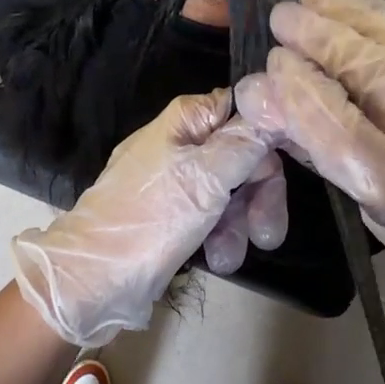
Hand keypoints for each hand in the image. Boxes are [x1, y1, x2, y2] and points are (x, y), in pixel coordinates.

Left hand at [11, 89, 285, 346]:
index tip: (291, 168)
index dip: (270, 138)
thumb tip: (273, 106)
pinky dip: (220, 235)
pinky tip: (219, 260)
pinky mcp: (172, 211)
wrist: (93, 277)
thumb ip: (245, 142)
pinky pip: (210, 213)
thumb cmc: (150, 217)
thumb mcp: (206, 177)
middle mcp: (182, 139)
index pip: (243, 111)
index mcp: (187, 118)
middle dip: (258, 194)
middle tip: (266, 234)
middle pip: (242, 153)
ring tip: (231, 257)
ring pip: (231, 189)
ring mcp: (176, 177)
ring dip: (240, 223)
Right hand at [235, 0, 384, 334]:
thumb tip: (262, 94)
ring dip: (350, 13)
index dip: (300, 91)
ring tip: (312, 0)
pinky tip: (360, 3)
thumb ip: (319, 148)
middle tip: (280, 17)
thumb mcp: (375, 214)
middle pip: (373, 73)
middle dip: (319, 38)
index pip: (341, 130)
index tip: (271, 65)